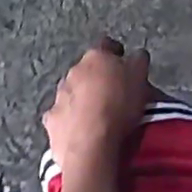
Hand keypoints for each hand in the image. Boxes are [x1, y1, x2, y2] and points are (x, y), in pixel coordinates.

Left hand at [43, 40, 151, 184]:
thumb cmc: (120, 103)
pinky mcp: (50, 123)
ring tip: (96, 111)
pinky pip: (61, 115)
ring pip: (72, 91)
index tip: (124, 63)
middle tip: (112, 89)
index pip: (106, 44)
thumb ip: (138, 58)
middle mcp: (73, 72)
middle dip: (97, 76)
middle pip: (87, 69)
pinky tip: (80, 127)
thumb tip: (134, 55)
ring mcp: (58, 98)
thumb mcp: (141, 73)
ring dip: (82, 96)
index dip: (116, 52)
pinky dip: (69, 118)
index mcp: (95, 56)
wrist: (93, 146)